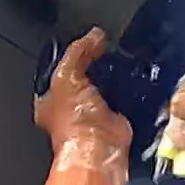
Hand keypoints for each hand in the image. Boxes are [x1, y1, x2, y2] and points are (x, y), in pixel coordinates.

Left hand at [34, 28, 131, 154]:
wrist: (99, 149)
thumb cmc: (73, 121)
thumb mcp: (67, 74)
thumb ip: (78, 51)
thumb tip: (94, 35)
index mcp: (50, 100)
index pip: (61, 70)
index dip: (74, 54)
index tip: (90, 42)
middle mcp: (71, 108)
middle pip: (85, 77)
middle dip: (97, 65)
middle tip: (107, 52)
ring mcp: (94, 115)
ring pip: (105, 87)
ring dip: (115, 78)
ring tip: (122, 64)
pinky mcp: (116, 120)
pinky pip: (124, 98)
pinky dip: (130, 90)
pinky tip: (134, 80)